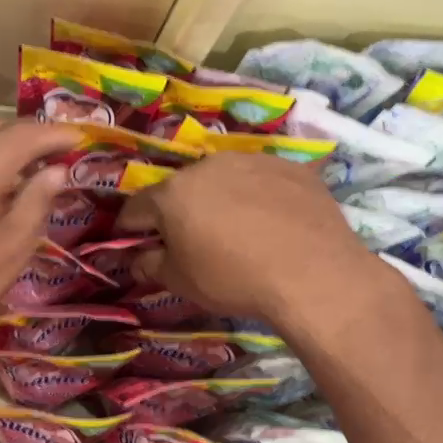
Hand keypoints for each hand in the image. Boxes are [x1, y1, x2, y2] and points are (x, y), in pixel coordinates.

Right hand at [116, 153, 387, 325]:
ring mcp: (253, 161)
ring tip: (232, 230)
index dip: (128, 228)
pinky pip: (261, 181)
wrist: (313, 274)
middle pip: (181, 188)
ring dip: (218, 200)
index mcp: (172, 193)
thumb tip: (137, 259)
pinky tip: (268, 224)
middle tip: (187, 240)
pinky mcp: (292, 167)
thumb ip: (150, 265)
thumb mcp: (179, 282)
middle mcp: (208, 166)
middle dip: (177, 211)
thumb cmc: (233, 279)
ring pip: (222, 179)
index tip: (131, 244)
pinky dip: (256, 197)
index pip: (135, 207)